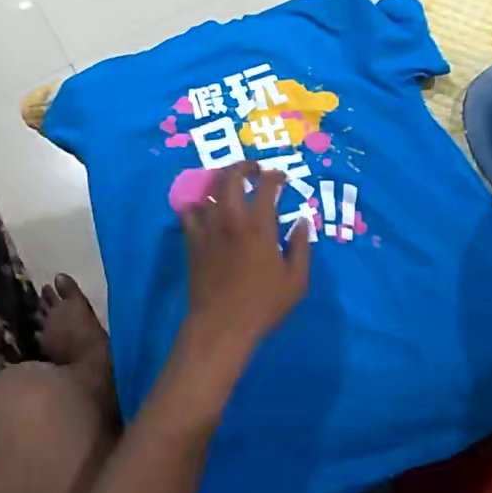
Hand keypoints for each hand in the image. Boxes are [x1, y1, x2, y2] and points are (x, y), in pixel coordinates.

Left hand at [177, 162, 311, 367]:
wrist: (221, 326)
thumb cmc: (263, 305)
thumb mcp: (296, 280)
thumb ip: (301, 246)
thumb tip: (302, 221)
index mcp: (260, 226)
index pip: (266, 185)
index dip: (275, 175)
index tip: (281, 177)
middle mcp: (232, 219)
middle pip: (232, 177)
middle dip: (244, 166)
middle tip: (253, 169)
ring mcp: (208, 228)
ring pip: (209, 190)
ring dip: (221, 182)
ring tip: (230, 184)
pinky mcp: (192, 241)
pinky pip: (188, 212)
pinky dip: (196, 204)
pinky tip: (204, 208)